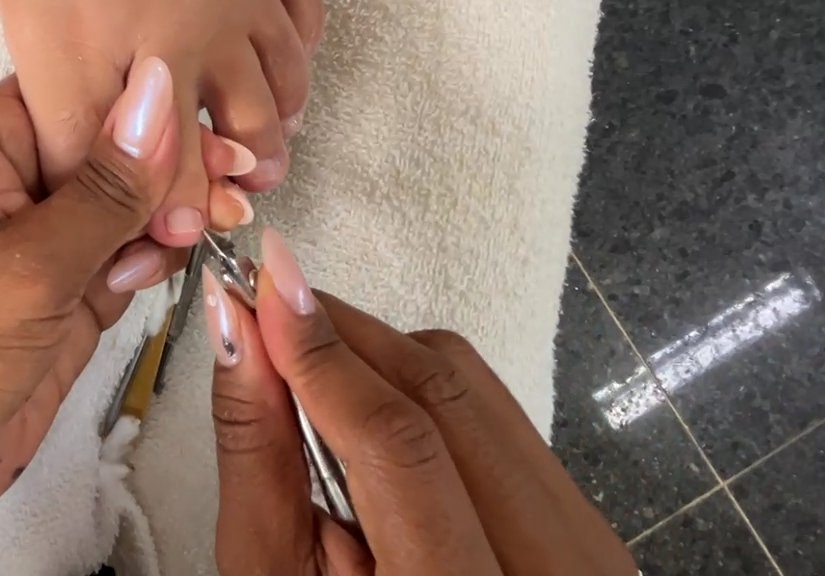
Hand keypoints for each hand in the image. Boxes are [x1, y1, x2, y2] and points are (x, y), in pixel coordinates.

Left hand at [0, 0, 322, 246]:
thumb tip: (107, 197)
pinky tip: (286, 58)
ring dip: (276, 116)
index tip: (184, 239)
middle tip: (236, 191)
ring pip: (287, 73)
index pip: (187, 168)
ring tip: (262, 141)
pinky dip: (300, 51)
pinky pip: (307, 11)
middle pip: (254, 124)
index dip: (188, 211)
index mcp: (160, 66)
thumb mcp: (36, 33)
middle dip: (242, 168)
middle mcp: (226, 31)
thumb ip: (77, 123)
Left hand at [0, 61, 190, 572]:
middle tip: (236, 184)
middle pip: (111, 146)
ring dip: (169, 212)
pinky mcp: (72, 287)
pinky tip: (159, 269)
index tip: (212, 125)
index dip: (144, 100)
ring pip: (129, 200)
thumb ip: (105, 186)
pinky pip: (130, 250)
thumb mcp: (27, 264)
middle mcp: (20, 180)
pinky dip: (153, 256)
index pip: (74, 88)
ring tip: (209, 226)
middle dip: (169, 164)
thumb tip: (162, 85)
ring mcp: (49, 236)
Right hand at [205, 230, 634, 574]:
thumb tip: (234, 322)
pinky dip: (414, 381)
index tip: (263, 278)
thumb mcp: (269, 572)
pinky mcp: (586, 520)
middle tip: (266, 306)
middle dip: (339, 331)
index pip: (397, 444)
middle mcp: (558, 572)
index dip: (321, 349)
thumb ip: (254, 448)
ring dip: (372, 351)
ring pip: (471, 383)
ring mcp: (591, 548)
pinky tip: (364, 410)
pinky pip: (493, 406)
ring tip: (309, 370)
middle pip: (442, 389)